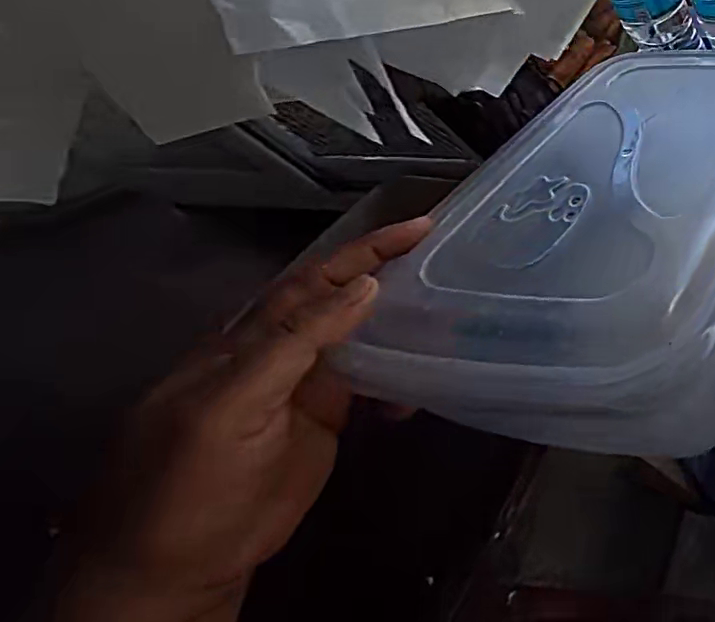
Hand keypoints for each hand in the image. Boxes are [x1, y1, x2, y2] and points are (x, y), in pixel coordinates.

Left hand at [54, 218, 431, 621]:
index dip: (365, 250)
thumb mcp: (232, 408)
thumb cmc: (189, 485)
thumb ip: (296, 342)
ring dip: (409, 323)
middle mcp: (280, 352)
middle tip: (449, 253)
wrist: (178, 570)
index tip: (420, 227)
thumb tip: (368, 284)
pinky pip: (380, 378)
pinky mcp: (332, 412)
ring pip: (369, 334)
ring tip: (453, 314)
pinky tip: (418, 392)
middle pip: (345, 298)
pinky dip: (406, 377)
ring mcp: (308, 382)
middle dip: (393, 272)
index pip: (313, 280)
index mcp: (246, 342)